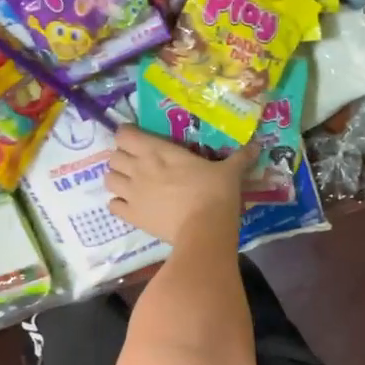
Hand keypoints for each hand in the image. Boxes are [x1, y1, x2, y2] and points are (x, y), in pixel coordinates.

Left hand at [104, 126, 256, 244]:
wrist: (205, 231)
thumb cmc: (215, 194)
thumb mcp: (229, 172)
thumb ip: (239, 158)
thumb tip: (256, 145)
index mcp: (157, 150)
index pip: (124, 134)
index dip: (129, 136)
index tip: (141, 141)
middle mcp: (137, 168)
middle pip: (113, 156)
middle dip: (122, 158)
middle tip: (139, 165)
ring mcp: (131, 193)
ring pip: (108, 179)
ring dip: (118, 180)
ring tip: (132, 185)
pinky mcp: (132, 216)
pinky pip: (113, 206)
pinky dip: (119, 205)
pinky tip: (132, 207)